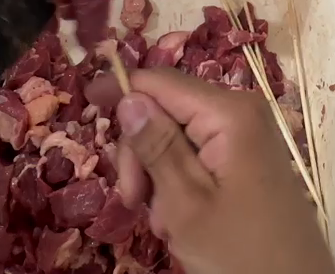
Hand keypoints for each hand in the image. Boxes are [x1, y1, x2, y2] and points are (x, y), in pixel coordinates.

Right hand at [114, 69, 334, 273]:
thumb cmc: (240, 253)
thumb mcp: (187, 205)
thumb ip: (157, 147)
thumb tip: (129, 96)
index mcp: (228, 111)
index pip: (162, 81)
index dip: (123, 86)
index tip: (87, 97)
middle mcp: (239, 110)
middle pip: (168, 109)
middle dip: (142, 152)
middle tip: (133, 202)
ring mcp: (245, 133)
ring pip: (179, 134)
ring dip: (159, 174)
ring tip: (166, 221)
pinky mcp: (246, 156)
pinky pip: (198, 153)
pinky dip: (180, 182)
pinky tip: (181, 219)